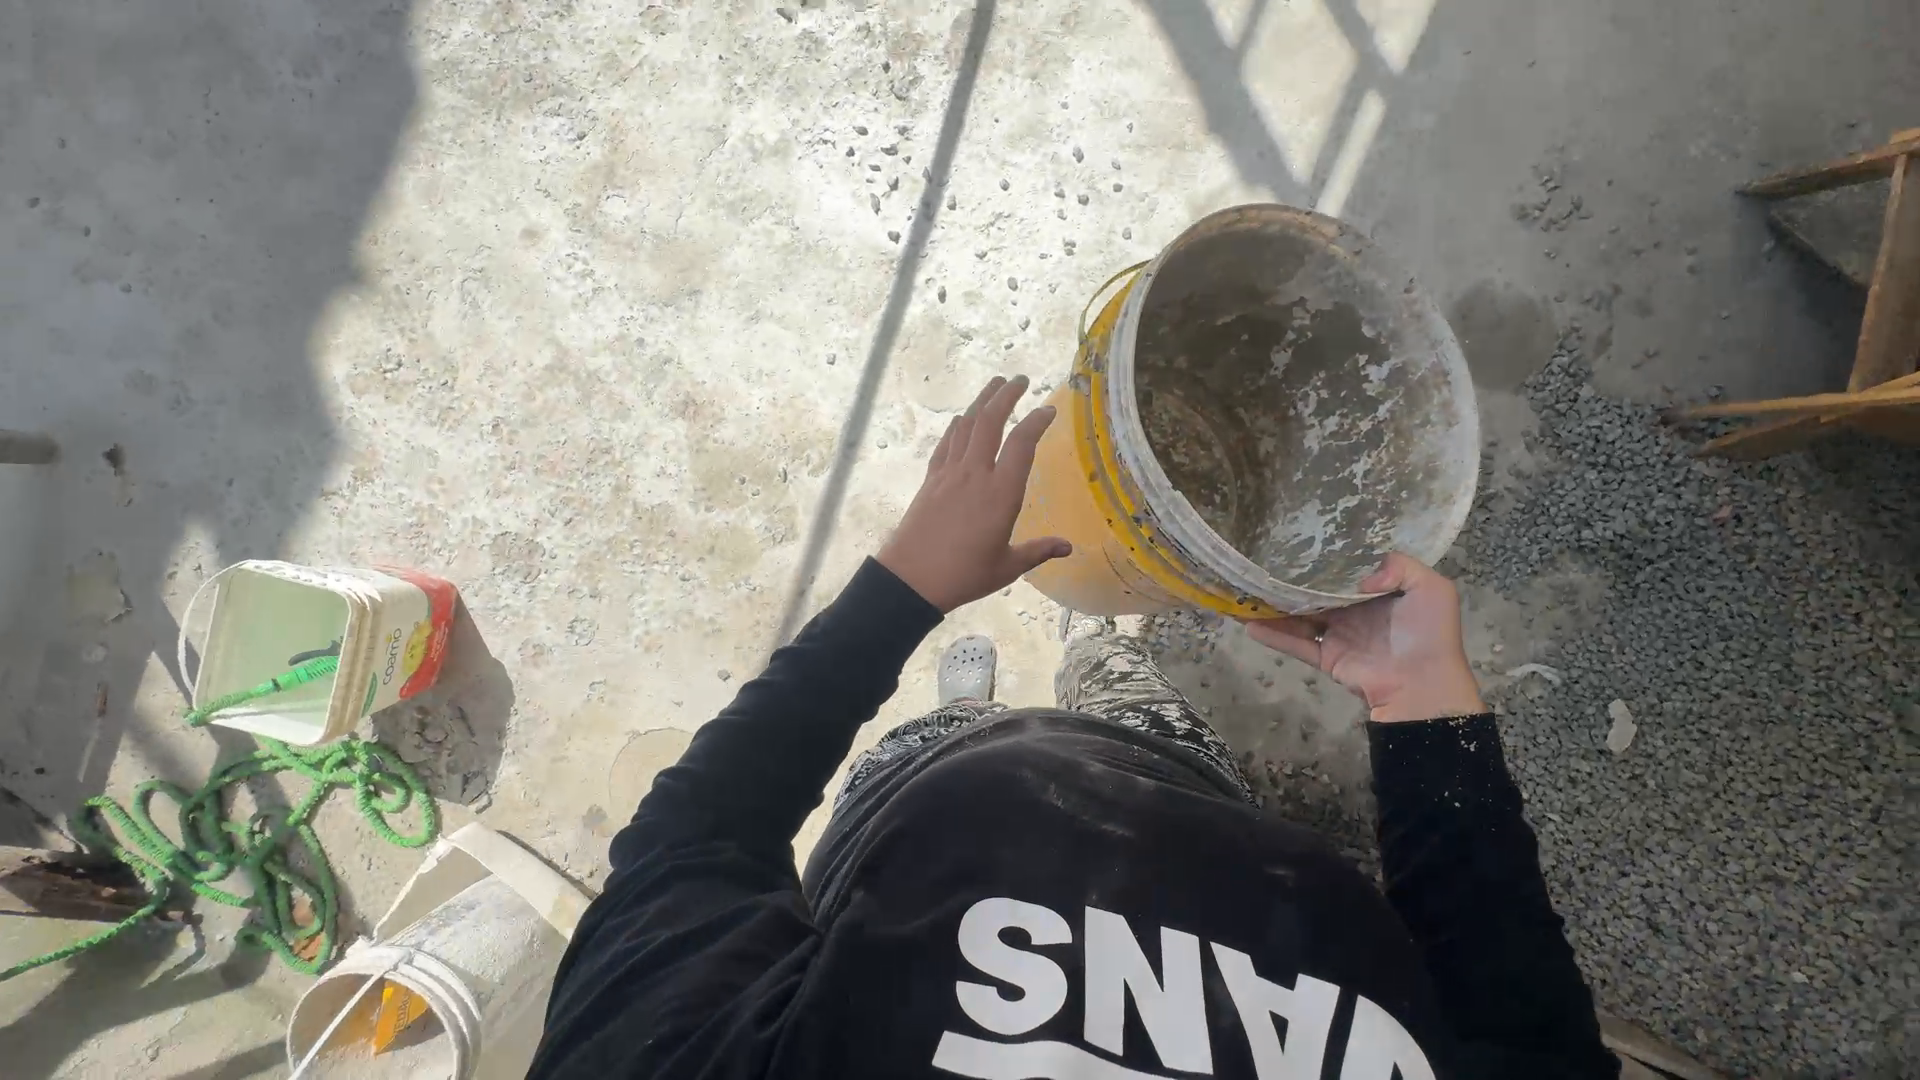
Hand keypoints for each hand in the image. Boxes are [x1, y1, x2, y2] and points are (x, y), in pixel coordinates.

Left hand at [877, 375, 1071, 612]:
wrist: (911, 579)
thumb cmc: (964, 575)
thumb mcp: (1007, 567)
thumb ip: (1038, 552)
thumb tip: (1068, 547)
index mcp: (1000, 494)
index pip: (1022, 444)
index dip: (1036, 422)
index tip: (1048, 410)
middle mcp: (975, 475)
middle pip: (991, 422)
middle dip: (1007, 395)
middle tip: (1020, 379)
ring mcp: (949, 474)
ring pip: (967, 426)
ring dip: (982, 402)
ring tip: (994, 384)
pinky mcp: (930, 481)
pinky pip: (946, 444)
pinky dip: (957, 427)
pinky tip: (962, 420)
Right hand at [1244, 553, 1485, 723]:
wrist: (1422, 684)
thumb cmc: (1428, 633)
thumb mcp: (1431, 588)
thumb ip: (1400, 567)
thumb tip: (1358, 577)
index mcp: (1377, 593)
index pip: (1345, 572)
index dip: (1324, 559)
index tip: (1299, 542)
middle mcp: (1353, 611)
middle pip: (1316, 593)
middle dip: (1292, 581)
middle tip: (1263, 564)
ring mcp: (1337, 635)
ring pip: (1299, 617)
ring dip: (1274, 607)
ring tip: (1247, 591)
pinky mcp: (1326, 657)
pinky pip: (1294, 644)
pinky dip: (1272, 635)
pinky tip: (1248, 623)